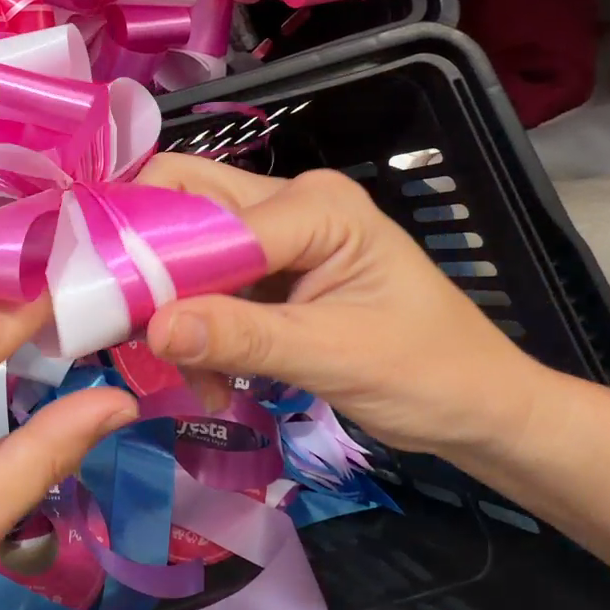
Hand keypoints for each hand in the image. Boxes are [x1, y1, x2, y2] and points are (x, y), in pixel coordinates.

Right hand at [138, 154, 546, 459]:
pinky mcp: (265, 266)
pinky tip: (206, 373)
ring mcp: (273, 231)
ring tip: (184, 371)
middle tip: (132, 319)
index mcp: (315, 204)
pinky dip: (193, 322)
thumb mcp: (335, 357)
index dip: (162, 259)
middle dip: (150, 260)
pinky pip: (202, 276)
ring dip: (171, 302)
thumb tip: (154, 330)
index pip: (210, 213)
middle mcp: (286, 201)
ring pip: (184, 240)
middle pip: (182, 198)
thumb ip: (242, 338)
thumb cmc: (430, 374)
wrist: (483, 410)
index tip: (126, 315)